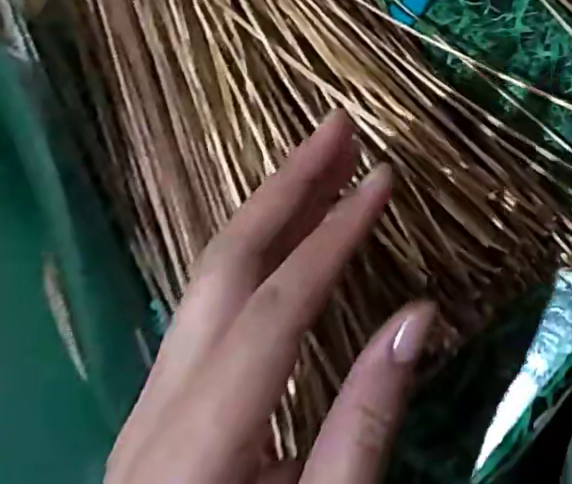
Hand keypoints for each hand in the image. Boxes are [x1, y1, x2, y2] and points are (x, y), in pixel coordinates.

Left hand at [107, 109, 436, 483]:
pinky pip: (212, 306)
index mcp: (195, 444)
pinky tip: (295, 232)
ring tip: (328, 161)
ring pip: (208, 282)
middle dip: (284, 187)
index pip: (276, 307)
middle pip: (220, 269)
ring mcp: (150, 410)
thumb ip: (367, 421)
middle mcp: (156, 412)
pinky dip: (260, 250)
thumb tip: (421, 311)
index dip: (335, 233)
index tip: (384, 174)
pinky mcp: (162, 414)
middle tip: (338, 126)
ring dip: (273, 210)